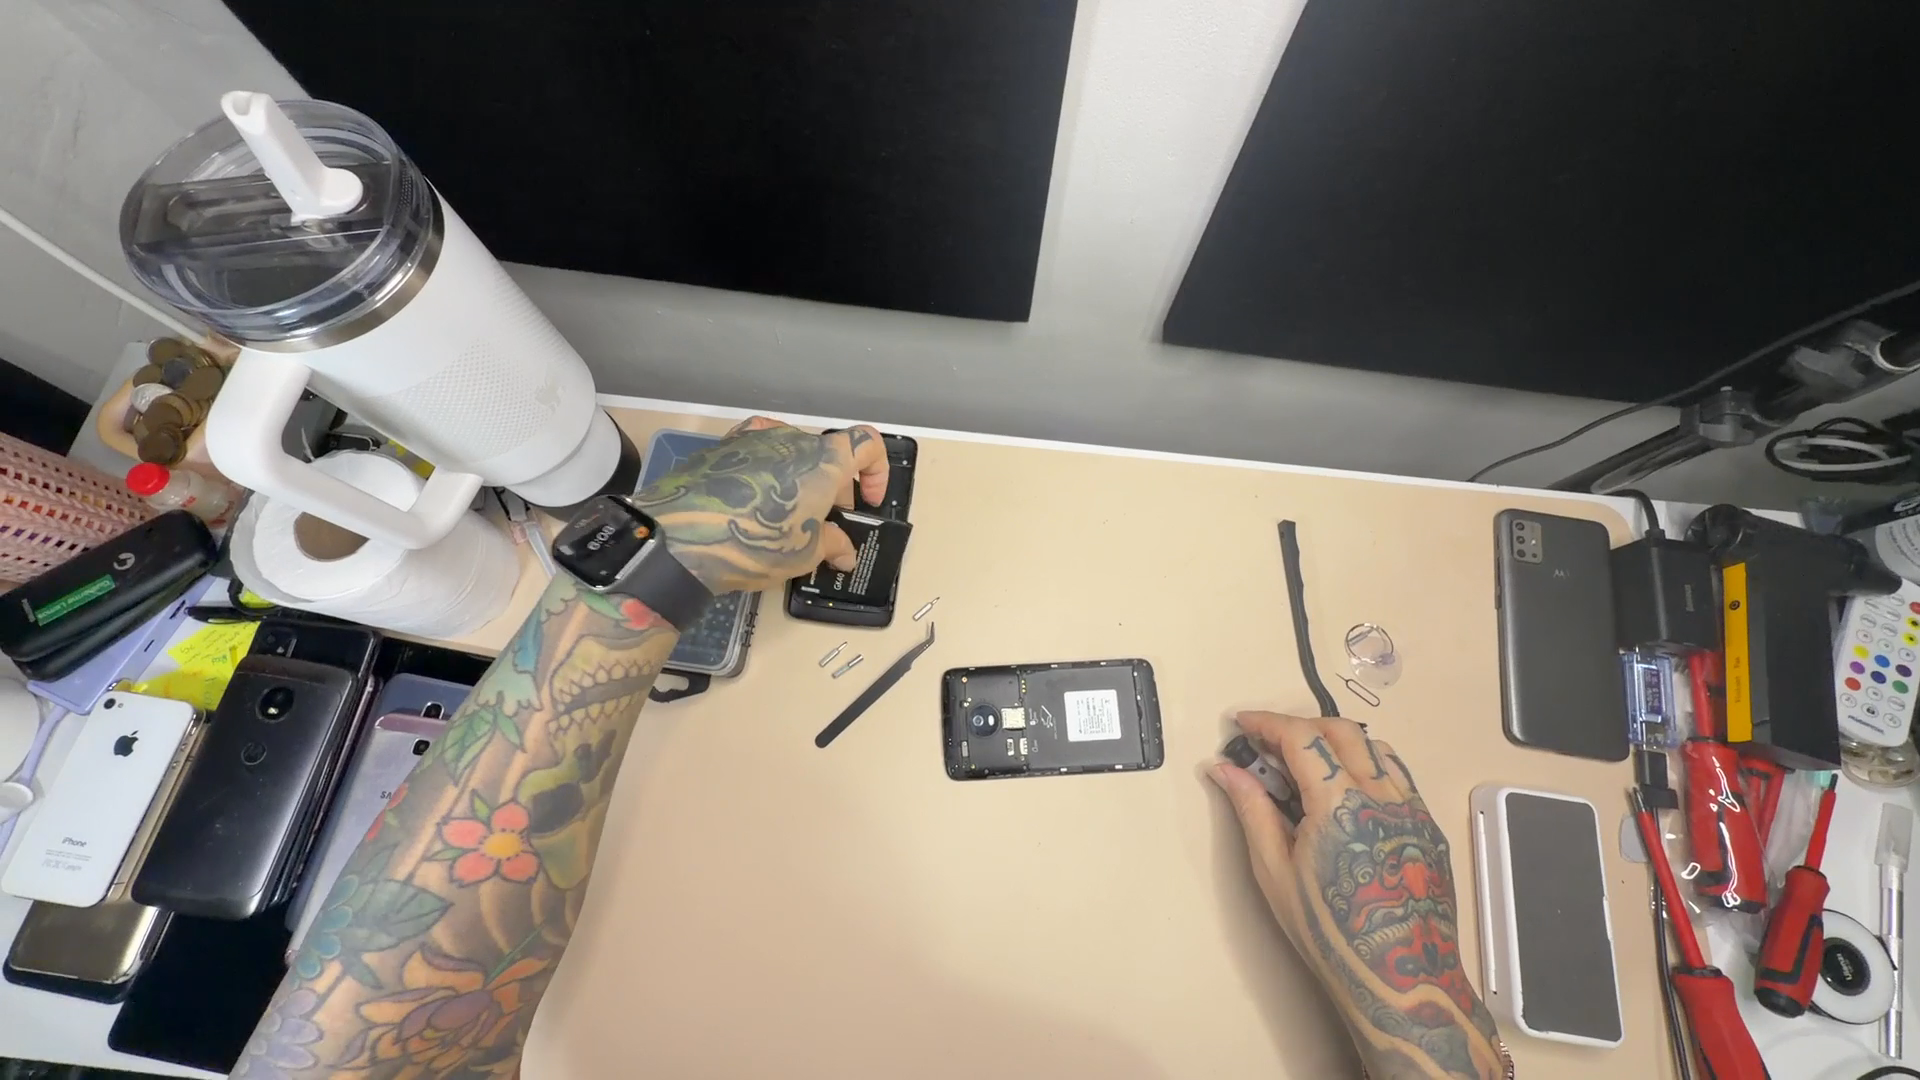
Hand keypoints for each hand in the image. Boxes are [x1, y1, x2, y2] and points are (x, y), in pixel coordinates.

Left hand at [633, 416, 888, 594]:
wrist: (681, 537)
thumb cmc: (758, 543)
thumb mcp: (805, 553)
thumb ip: (833, 544)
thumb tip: (845, 552)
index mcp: (823, 460)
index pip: (867, 444)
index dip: (877, 471)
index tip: (867, 503)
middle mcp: (792, 439)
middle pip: (828, 454)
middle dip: (836, 486)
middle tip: (827, 522)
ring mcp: (754, 439)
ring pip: (793, 452)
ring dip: (802, 479)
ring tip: (788, 513)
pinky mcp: (723, 448)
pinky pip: (759, 451)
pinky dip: (770, 470)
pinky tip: (757, 495)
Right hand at [1209, 712, 1503, 1079]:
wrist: (1401, 981)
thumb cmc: (1329, 930)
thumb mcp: (1275, 870)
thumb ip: (1252, 809)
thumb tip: (1224, 769)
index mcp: (1340, 805)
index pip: (1301, 737)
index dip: (1266, 722)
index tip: (1242, 723)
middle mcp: (1382, 798)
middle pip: (1340, 730)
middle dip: (1298, 726)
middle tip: (1268, 743)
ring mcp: (1412, 811)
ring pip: (1374, 747)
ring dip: (1334, 741)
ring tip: (1306, 764)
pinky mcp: (1428, 828)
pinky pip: (1397, 775)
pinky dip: (1363, 764)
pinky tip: (1343, 790)